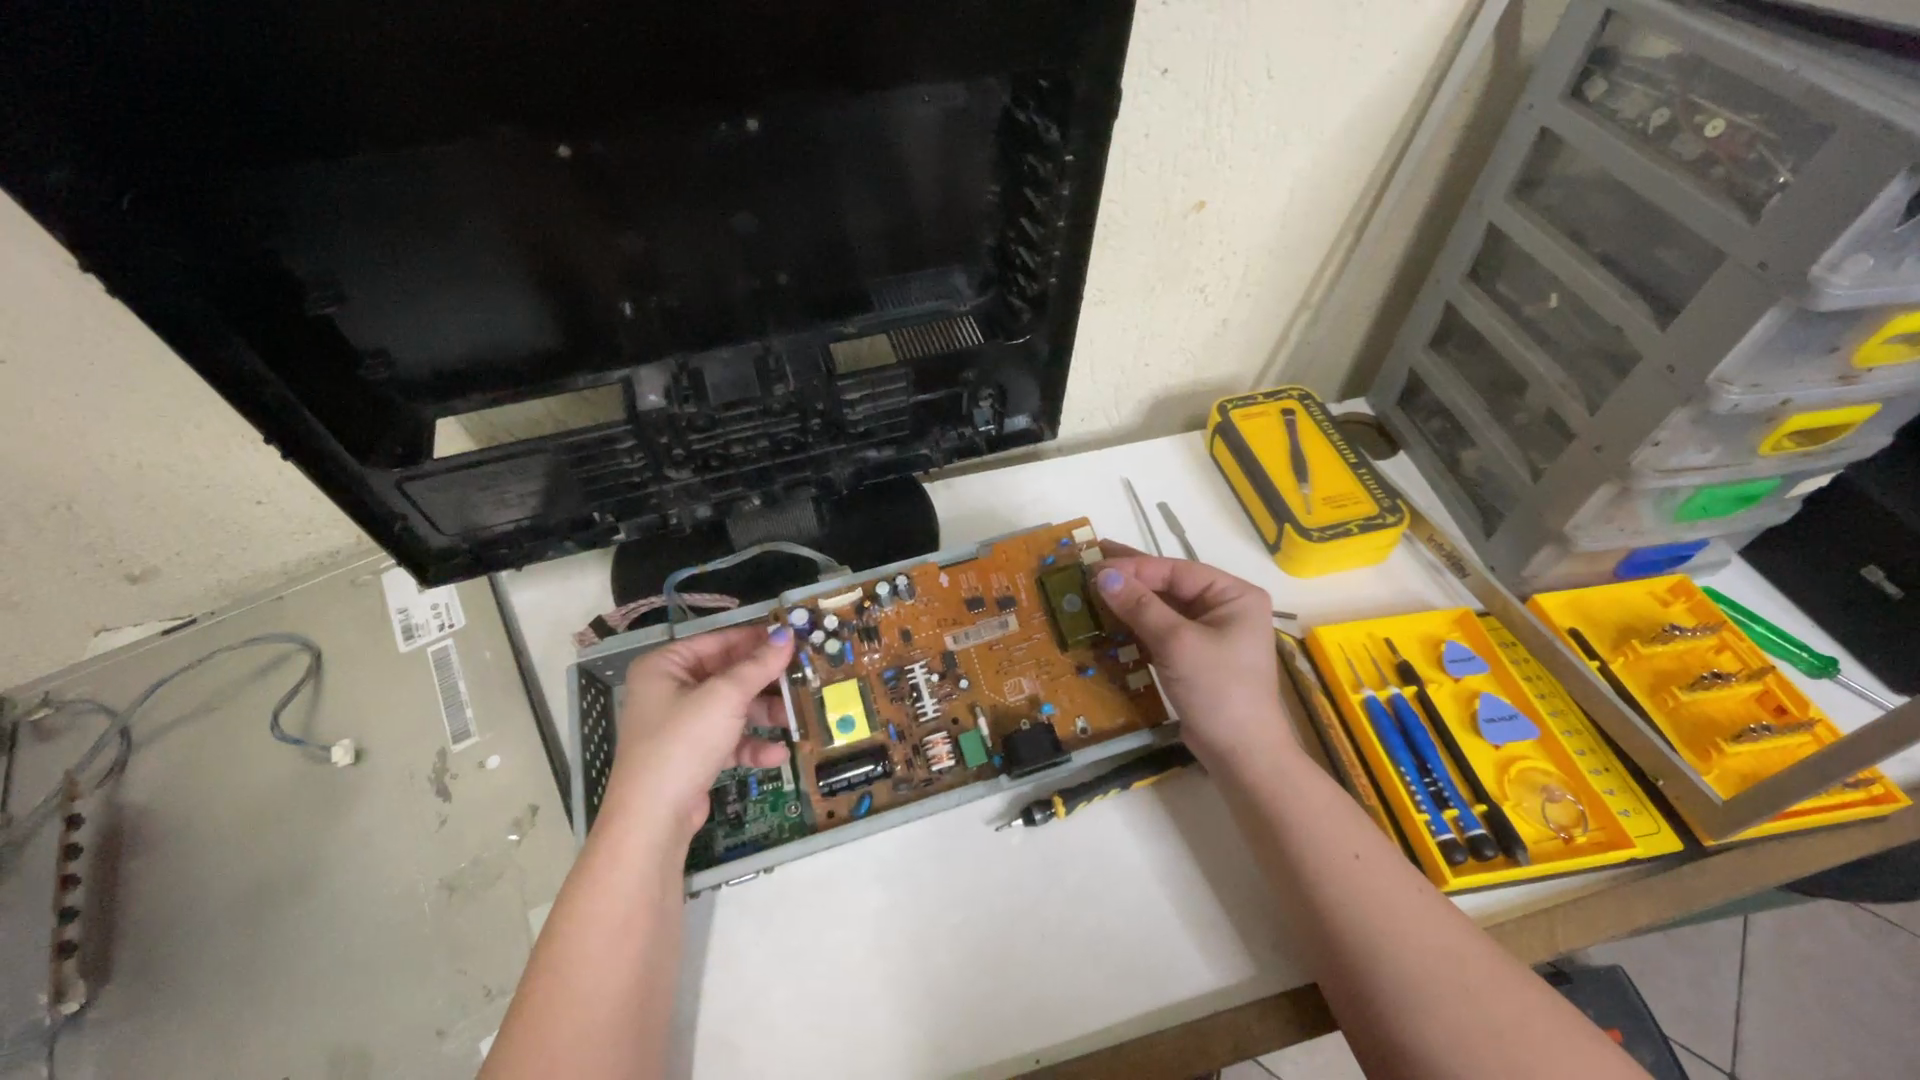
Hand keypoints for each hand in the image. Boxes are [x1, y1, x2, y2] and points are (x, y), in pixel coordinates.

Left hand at [607, 625, 795, 841]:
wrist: (654, 816)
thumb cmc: (684, 741)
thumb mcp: (725, 697)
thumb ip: (759, 665)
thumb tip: (787, 635)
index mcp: (665, 666)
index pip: (717, 641)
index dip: (755, 639)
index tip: (793, 637)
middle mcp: (669, 690)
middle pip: (727, 676)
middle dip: (765, 682)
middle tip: (803, 676)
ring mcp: (681, 724)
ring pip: (732, 709)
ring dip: (765, 715)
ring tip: (796, 718)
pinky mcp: (693, 754)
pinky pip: (728, 739)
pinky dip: (751, 745)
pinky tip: (778, 754)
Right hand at [1093, 551, 1295, 765]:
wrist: (1240, 753)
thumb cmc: (1217, 689)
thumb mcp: (1176, 642)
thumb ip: (1139, 606)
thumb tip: (1102, 575)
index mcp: (1234, 595)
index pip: (1177, 571)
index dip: (1135, 568)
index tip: (1095, 568)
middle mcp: (1225, 608)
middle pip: (1170, 587)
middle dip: (1131, 581)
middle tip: (1089, 569)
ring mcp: (1211, 634)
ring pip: (1163, 610)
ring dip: (1130, 604)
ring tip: (1092, 594)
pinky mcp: (1196, 658)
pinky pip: (1163, 632)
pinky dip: (1137, 627)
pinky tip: (1109, 623)